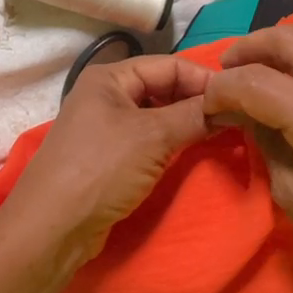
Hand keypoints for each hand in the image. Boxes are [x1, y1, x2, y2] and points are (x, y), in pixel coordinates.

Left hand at [0, 55, 215, 261]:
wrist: (54, 227)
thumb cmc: (102, 169)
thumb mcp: (154, 137)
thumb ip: (194, 115)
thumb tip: (231, 104)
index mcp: (110, 77)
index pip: (169, 65)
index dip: (203, 79)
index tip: (239, 98)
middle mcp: (105, 94)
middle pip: (162, 87)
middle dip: (196, 101)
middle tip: (234, 118)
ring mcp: (105, 126)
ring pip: (156, 114)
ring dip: (185, 123)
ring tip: (221, 134)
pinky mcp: (108, 156)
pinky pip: (147, 139)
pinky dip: (170, 142)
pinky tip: (192, 152)